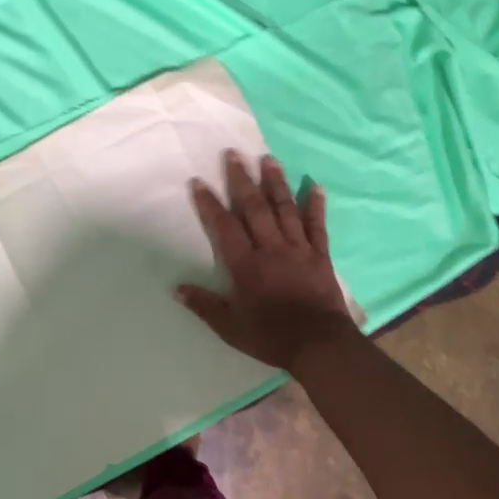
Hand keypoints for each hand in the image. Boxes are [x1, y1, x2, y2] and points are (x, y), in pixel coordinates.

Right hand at [176, 151, 353, 370]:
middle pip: (255, 208)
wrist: (320, 345)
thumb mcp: (230, 327)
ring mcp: (298, 249)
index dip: (210, 204)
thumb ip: (205, 305)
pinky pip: (318, 226)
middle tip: (234, 153)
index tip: (199, 182)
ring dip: (276, 182)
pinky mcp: (320, 256)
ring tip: (268, 158)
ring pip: (285, 209)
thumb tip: (177, 289)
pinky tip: (315, 186)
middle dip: (242, 180)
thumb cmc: (271, 336)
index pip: (224, 227)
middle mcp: (271, 249)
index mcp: (246, 265)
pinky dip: (316, 205)